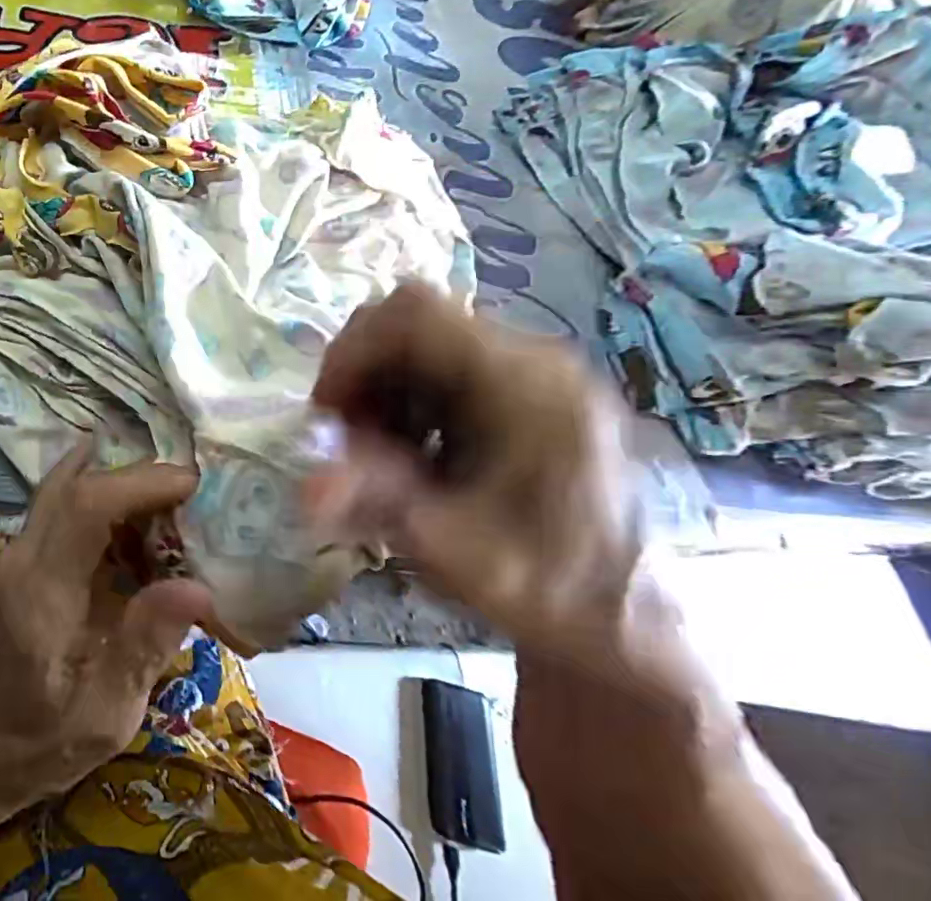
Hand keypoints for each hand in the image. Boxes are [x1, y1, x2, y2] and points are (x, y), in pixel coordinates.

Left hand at [0, 442, 211, 863]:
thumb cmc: (43, 741)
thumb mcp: (106, 713)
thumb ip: (146, 645)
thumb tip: (199, 587)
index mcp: (41, 593)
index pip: (84, 506)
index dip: (139, 482)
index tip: (193, 483)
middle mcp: (20, 558)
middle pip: (73, 484)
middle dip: (135, 475)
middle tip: (194, 489)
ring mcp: (15, 554)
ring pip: (64, 489)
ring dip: (119, 486)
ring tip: (175, 503)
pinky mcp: (21, 560)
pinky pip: (62, 510)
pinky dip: (104, 504)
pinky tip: (141, 526)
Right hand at [308, 285, 640, 662]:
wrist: (623, 614)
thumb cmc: (546, 587)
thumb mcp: (457, 553)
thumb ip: (383, 508)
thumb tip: (308, 487)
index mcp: (526, 387)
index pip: (415, 315)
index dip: (352, 351)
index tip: (328, 414)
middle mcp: (530, 362)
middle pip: (406, 322)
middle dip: (358, 375)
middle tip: (348, 438)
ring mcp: (527, 372)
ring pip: (413, 341)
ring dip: (375, 389)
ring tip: (379, 453)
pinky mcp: (517, 389)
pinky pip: (433, 364)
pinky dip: (398, 398)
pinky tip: (409, 452)